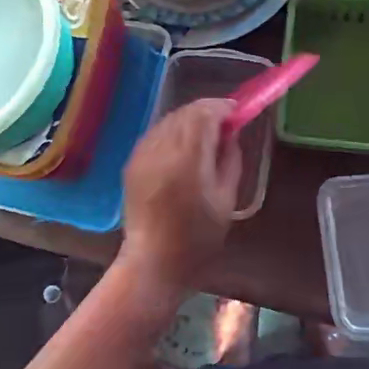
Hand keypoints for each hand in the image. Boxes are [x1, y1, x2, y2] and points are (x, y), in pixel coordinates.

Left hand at [120, 99, 243, 291]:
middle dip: (207, 111)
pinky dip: (172, 132)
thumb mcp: (226, 200)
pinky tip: (182, 147)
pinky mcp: (132, 163)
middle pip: (185, 113)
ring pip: (169, 120)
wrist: (153, 261)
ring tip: (205, 134)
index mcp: (188, 160)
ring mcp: (143, 155)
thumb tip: (231, 134)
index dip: (222, 108)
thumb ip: (230, 160)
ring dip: (189, 120)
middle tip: (224, 122)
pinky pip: (155, 134)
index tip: (236, 113)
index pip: (204, 114)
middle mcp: (162, 150)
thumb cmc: (197, 237)